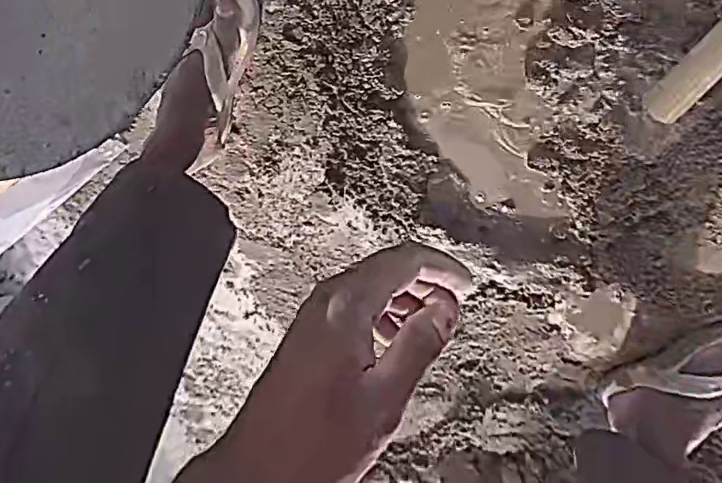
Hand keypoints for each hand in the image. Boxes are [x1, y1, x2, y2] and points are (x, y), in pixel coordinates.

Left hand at [178, 243, 473, 482]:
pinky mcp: (309, 330)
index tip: (465, 283)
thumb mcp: (383, 400)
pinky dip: (385, 308)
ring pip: (372, 282)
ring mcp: (315, 312)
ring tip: (433, 321)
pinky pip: (356, 301)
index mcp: (347, 303)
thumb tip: (445, 309)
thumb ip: (419, 346)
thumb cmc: (311, 445)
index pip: (405, 259)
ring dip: (407, 295)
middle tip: (455, 301)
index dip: (442, 267)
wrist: (256, 471)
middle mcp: (328, 297)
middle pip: (388, 265)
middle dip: (426, 279)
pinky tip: (396, 338)